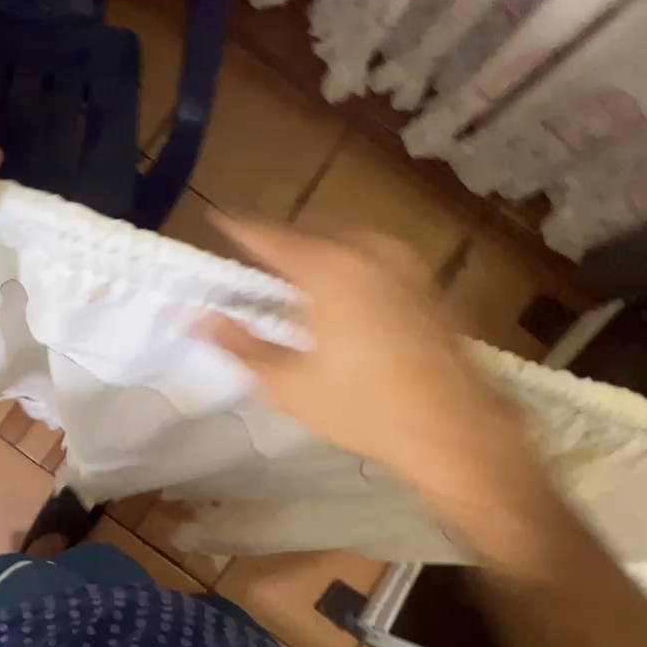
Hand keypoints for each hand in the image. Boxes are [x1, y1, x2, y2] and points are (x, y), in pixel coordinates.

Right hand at [200, 217, 533, 493]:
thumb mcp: (287, 383)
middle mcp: (368, 253)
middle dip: (282, 241)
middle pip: (313, 232)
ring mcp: (404, 265)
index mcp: (327, 270)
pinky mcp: (427, 284)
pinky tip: (342, 293)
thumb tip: (197, 319)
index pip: (271, 238)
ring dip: (318, 250)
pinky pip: (376, 257)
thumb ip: (240, 344)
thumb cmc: (359, 406)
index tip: (217, 220)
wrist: (450, 426)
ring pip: (349, 240)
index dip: (240, 229)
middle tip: (255, 256)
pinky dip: (349, 264)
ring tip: (295, 273)